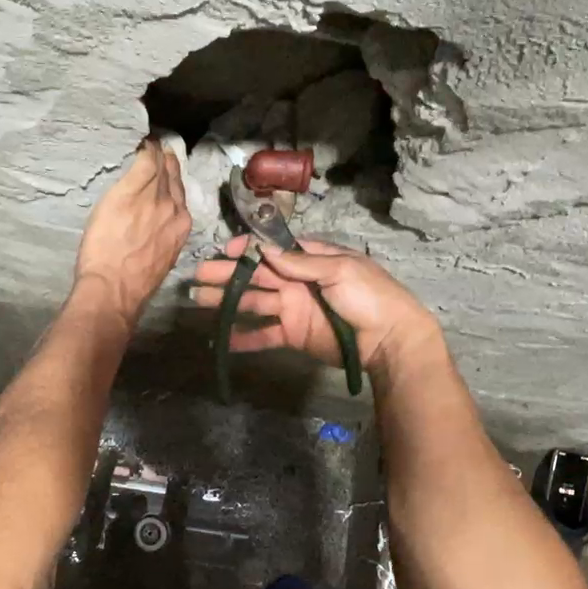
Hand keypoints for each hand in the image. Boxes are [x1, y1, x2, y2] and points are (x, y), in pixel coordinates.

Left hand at [73, 139, 191, 321]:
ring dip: (156, 156)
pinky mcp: (129, 191)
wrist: (115, 287)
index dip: (172, 183)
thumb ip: (162, 237)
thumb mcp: (160, 259)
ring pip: (159, 167)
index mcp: (181, 227)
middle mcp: (172, 208)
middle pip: (172, 178)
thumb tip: (155, 230)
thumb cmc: (134, 283)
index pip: (179, 195)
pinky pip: (143, 162)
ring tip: (151, 147)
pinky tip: (142, 145)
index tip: (166, 176)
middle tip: (162, 153)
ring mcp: (152, 197)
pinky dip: (144, 152)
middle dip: (167, 165)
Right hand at [189, 235, 440, 376]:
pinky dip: (243, 337)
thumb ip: (301, 262)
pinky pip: (263, 334)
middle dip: (227, 275)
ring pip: (254, 303)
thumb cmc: (370, 296)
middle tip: (198, 276)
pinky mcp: (293, 335)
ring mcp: (294, 309)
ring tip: (199, 301)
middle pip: (256, 276)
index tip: (224, 250)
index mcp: (311, 260)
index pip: (273, 249)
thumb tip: (264, 248)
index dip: (247, 248)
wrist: (389, 340)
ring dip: (227, 302)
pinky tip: (221, 338)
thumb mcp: (339, 270)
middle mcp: (298, 282)